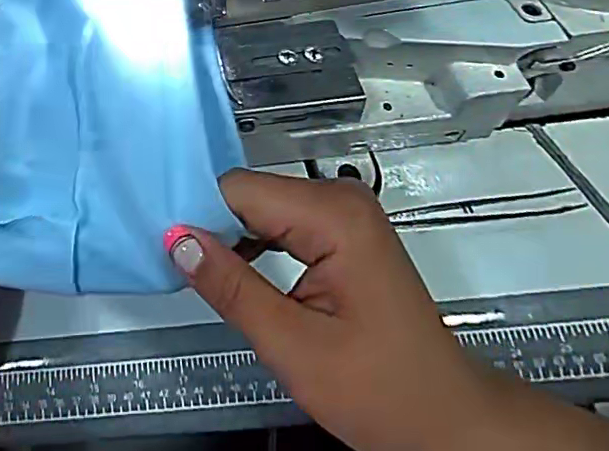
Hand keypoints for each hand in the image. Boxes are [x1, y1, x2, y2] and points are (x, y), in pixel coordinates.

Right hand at [167, 170, 608, 450]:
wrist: (445, 419)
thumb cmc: (382, 390)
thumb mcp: (295, 346)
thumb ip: (231, 287)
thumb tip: (177, 238)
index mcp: (334, 214)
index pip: (242, 190)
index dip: (199, 215)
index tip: (164, 243)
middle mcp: (340, 196)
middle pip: (252, 193)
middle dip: (214, 226)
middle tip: (177, 263)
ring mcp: (344, 210)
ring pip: (264, 205)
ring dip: (233, 236)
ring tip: (201, 271)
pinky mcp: (342, 228)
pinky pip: (283, 220)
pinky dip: (256, 242)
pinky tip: (235, 269)